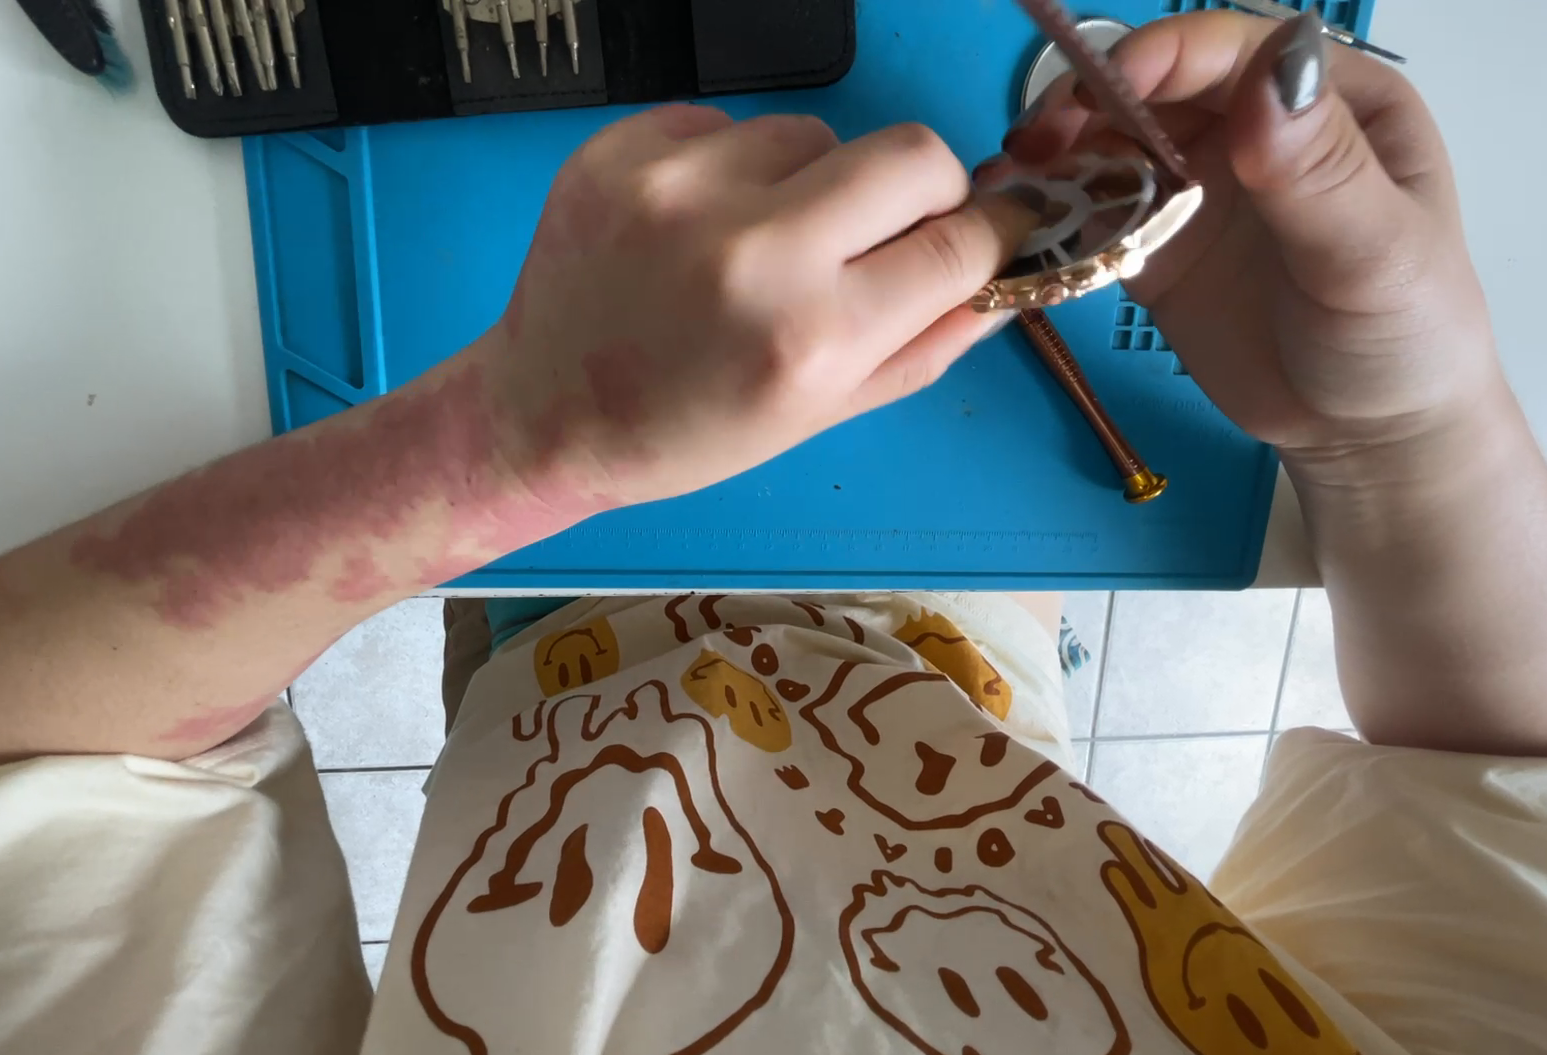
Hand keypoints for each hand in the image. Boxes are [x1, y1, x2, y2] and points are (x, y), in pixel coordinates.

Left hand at [479, 105, 1033, 506]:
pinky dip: (737, 170)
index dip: (991, 236)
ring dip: (819, 184)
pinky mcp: (621, 149)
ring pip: (817, 132)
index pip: (958, 247)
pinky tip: (701, 226)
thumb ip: (919, 350)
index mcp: (812, 339)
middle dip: (928, 192)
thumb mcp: (812, 420)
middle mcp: (756, 249)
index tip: (989, 232)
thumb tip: (998, 281)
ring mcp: (680, 187)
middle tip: (887, 233)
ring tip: (762, 246)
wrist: (548, 413)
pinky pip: (730, 125)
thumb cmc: (686, 437)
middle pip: (914, 153)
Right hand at [998, 12, 1500, 467]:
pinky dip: (1056, 217)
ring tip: (1004, 183)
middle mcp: (1251, 137)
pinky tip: (1018, 224)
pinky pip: (1097, 221)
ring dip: (1057, 160)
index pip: (1231, 56)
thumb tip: (1268, 71)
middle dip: (1086, 109)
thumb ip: (1317, 169)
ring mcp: (1195, 198)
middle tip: (1028, 146)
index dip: (1158, 60)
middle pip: (1155, 98)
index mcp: (1327, 104)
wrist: (1355, 425)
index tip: (1089, 92)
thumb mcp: (1374, 252)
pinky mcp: (1153, 253)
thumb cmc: (1393, 333)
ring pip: (1115, 153)